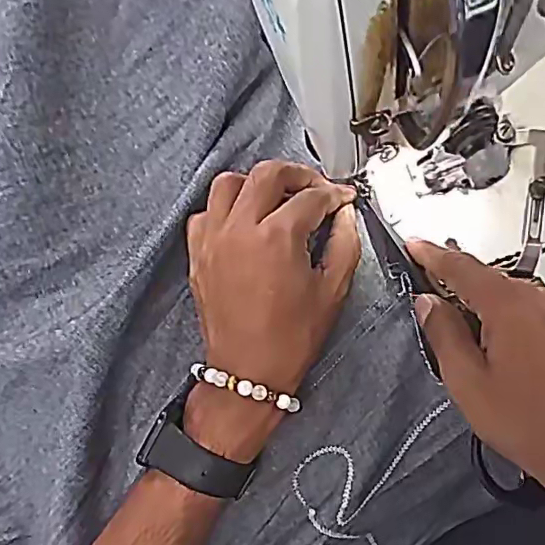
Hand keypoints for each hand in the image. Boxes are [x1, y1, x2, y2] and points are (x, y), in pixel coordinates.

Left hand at [183, 161, 360, 461]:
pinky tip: (244, 221)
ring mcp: (214, 240)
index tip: (342, 200)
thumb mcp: (332, 291)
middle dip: (299, 175)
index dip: (334, 194)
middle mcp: (240, 230)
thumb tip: (345, 217)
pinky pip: (206, 212)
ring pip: (229, 183)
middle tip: (315, 188)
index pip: (312, 196)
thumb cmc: (287, 340)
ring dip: (256, 183)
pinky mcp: (199, 254)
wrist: (249, 371)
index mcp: (277, 237)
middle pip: (268, 174)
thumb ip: (345, 243)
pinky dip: (226, 208)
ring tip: (276, 197)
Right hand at [407, 240, 544, 497]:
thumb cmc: (538, 425)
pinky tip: (510, 362)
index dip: (431, 255)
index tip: (417, 246)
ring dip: (490, 316)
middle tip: (438, 315)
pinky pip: (537, 316)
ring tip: (479, 358)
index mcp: (510, 306)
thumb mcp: (468, 383)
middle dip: (461, 294)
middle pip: (489, 282)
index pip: (460, 266)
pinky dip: (516, 327)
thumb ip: (443, 335)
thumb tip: (429, 306)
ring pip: (514, 301)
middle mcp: (543, 300)